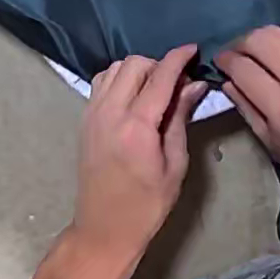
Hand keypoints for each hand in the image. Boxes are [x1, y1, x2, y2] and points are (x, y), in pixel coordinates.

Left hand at [71, 43, 210, 261]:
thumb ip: (181, 118)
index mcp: (136, 126)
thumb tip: (194, 84)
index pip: (160, 76)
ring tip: (157, 89)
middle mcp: (110, 112)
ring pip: (115, 68)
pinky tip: (135, 96)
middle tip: (178, 82)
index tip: (193, 49)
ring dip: (138, 69)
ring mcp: (92, 114)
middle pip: (135, 64)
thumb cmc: (147, 204)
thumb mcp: (175, 164)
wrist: (104, 229)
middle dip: (159, 64)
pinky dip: (120, 78)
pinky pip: (102, 82)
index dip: (179, 58)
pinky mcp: (85, 119)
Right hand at [214, 21, 279, 192]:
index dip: (225, 61)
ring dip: (261, 39)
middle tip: (238, 55)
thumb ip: (245, 107)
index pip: (243, 69)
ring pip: (276, 30)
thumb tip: (227, 78)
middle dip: (240, 44)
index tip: (221, 61)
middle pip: (257, 41)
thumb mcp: (271, 141)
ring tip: (260, 52)